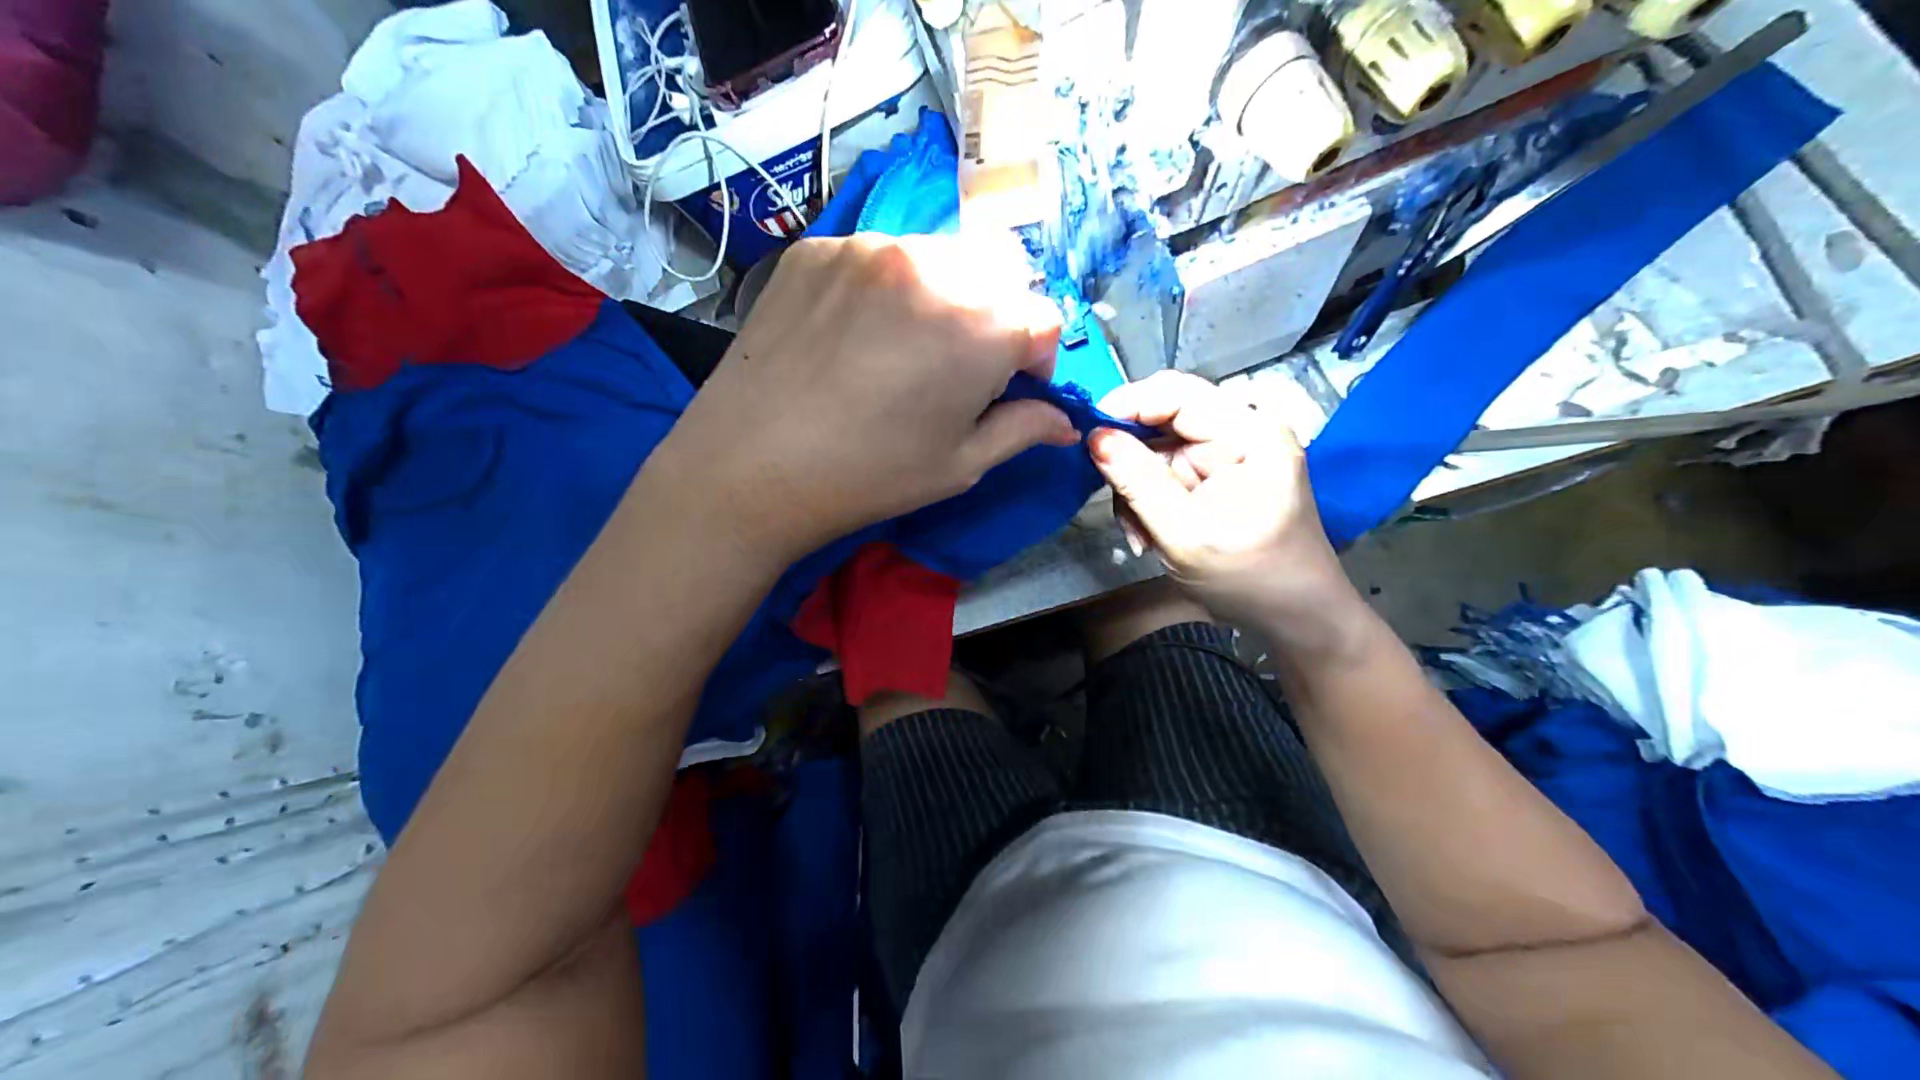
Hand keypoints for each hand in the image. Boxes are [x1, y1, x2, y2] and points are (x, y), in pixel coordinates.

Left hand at [657, 234, 1079, 557]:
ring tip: (900, 349)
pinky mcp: (817, 248)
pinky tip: (852, 336)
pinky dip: (884, 288)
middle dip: (995, 315)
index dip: (1032, 360)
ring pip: (939, 257)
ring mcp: (868, 247)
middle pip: (998, 274)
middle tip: (956, 366)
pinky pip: (877, 256)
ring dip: (942, 295)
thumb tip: (1065, 423)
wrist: (749, 466)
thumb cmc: (868, 476)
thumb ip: (1023, 430)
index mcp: (981, 322)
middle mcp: (933, 264)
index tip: (1005, 391)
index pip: (1043, 318)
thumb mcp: (960, 465)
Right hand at [1088, 372, 1361, 643]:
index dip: (1127, 405)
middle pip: (1164, 421)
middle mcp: (1242, 432)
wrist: (1294, 618)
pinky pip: (1167, 474)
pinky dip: (1150, 503)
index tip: (1087, 436)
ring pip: (1157, 452)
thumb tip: (1094, 436)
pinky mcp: (1217, 476)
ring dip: (1138, 492)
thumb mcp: (1186, 533)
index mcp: (1250, 434)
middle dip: (1131, 463)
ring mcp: (1229, 455)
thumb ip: (1139, 482)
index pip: (1177, 393)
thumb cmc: (1249, 579)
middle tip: (1117, 502)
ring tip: (1143, 537)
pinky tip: (1152, 535)